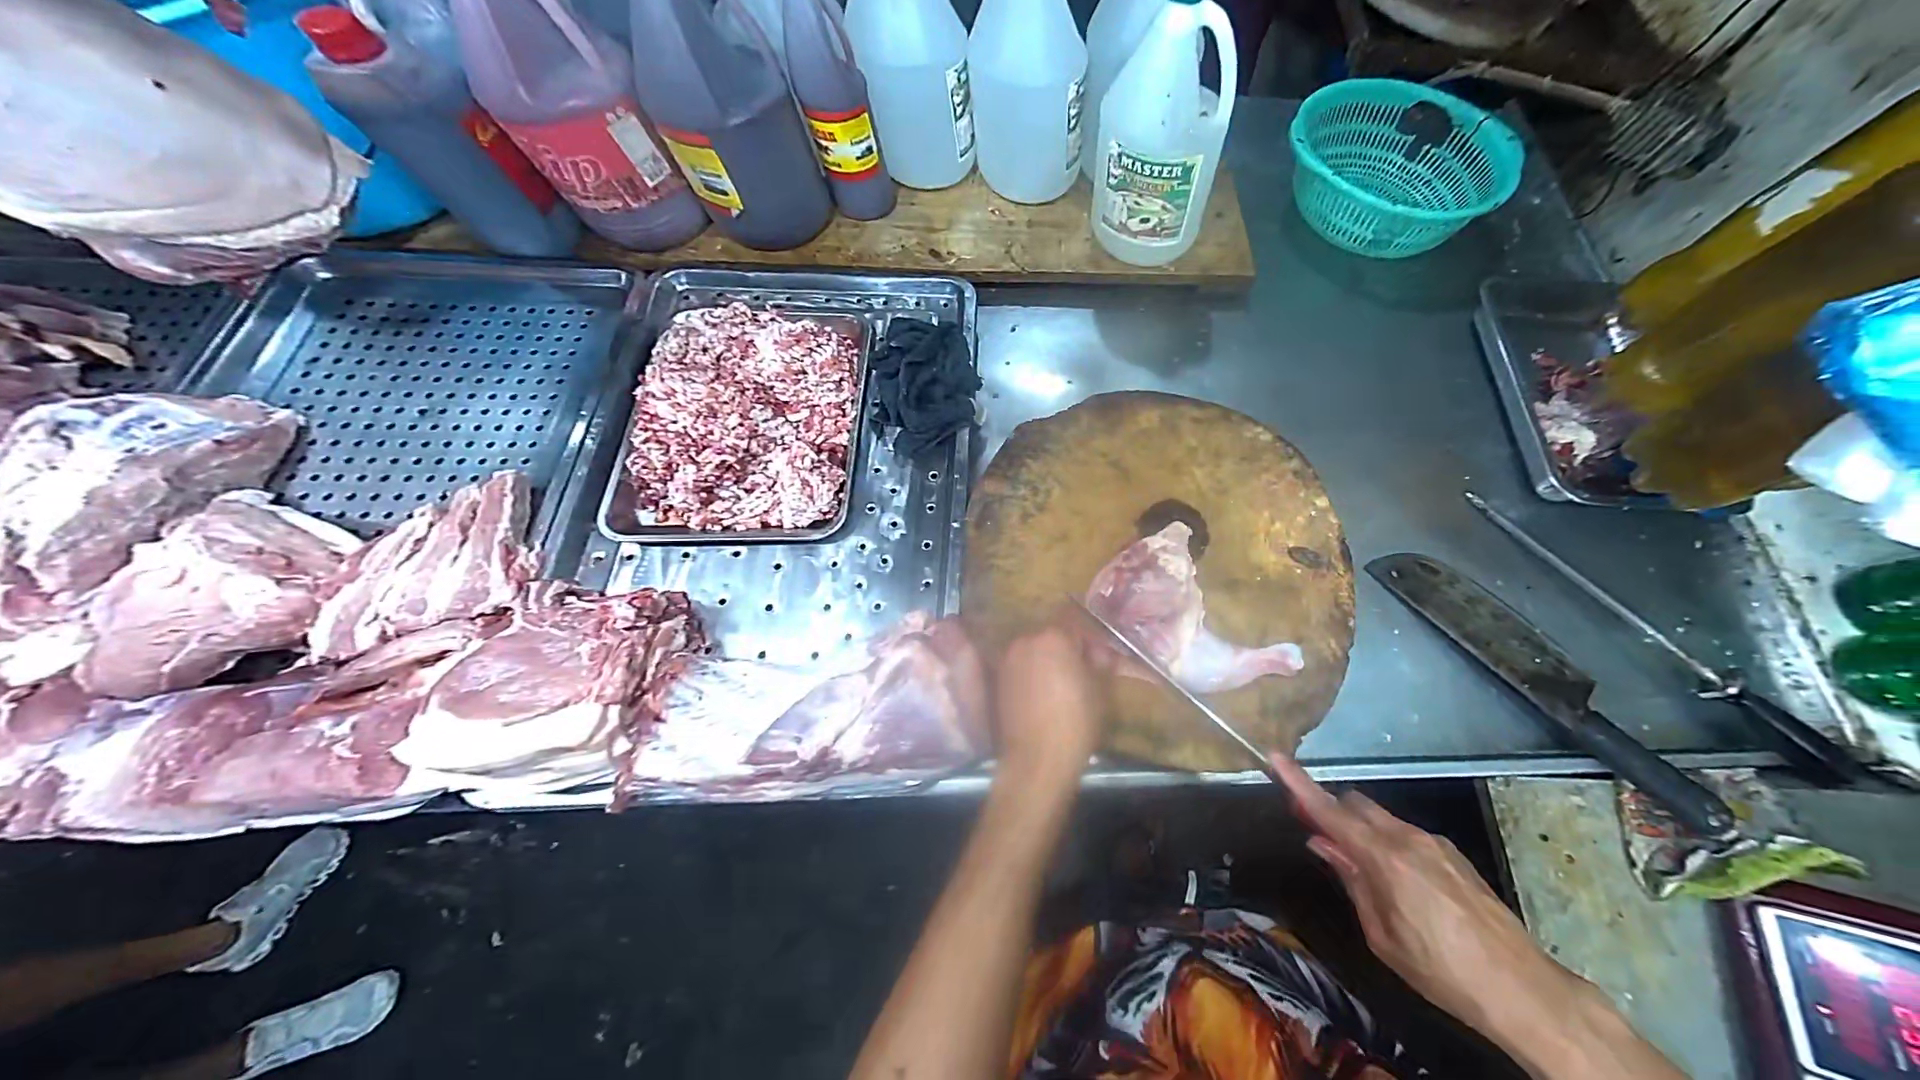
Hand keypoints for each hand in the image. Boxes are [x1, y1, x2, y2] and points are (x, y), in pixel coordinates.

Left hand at [994, 616, 1104, 786]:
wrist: (1036, 760)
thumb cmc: (1075, 722)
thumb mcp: (1099, 690)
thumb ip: (1099, 662)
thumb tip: (1098, 652)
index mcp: (1053, 637)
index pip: (1075, 620)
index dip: (1090, 637)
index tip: (1099, 655)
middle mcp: (1025, 640)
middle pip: (1051, 633)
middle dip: (1067, 646)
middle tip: (1083, 668)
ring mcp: (1007, 659)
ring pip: (1034, 649)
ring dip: (1048, 658)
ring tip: (1063, 682)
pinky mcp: (998, 679)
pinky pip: (1020, 666)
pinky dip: (1032, 672)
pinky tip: (1043, 692)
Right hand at [1267, 753, 1585, 1038]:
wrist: (1523, 990)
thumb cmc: (1440, 970)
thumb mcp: (1381, 933)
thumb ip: (1351, 880)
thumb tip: (1322, 843)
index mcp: (1384, 859)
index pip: (1329, 810)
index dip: (1298, 783)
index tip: (1275, 757)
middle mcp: (1408, 839)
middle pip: (1355, 804)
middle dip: (1330, 808)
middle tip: (1310, 827)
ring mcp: (1435, 844)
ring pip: (1381, 818)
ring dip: (1359, 829)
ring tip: (1353, 864)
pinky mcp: (1454, 856)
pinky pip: (1405, 834)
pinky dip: (1386, 842)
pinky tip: (1393, 879)